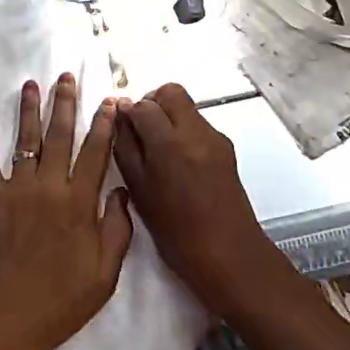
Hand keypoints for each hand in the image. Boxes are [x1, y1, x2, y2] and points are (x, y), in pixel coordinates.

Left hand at [0, 74, 132, 349]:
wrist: (8, 320)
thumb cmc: (62, 301)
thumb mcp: (105, 274)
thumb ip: (118, 230)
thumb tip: (123, 193)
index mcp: (79, 204)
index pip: (95, 154)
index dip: (104, 125)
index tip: (108, 101)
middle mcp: (49, 188)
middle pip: (60, 137)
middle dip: (65, 104)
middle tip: (66, 77)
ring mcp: (17, 193)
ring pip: (26, 143)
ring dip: (28, 112)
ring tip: (29, 85)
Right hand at [113, 83, 290, 316]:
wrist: (228, 256)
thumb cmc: (175, 231)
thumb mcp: (139, 190)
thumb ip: (127, 148)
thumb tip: (120, 117)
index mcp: (170, 143)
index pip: (144, 105)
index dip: (128, 111)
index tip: (120, 125)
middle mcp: (196, 132)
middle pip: (171, 93)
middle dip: (152, 103)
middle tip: (140, 131)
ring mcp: (215, 139)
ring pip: (187, 108)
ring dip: (168, 117)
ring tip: (157, 152)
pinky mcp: (226, 149)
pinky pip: (199, 126)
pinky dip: (183, 132)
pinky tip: (176, 165)